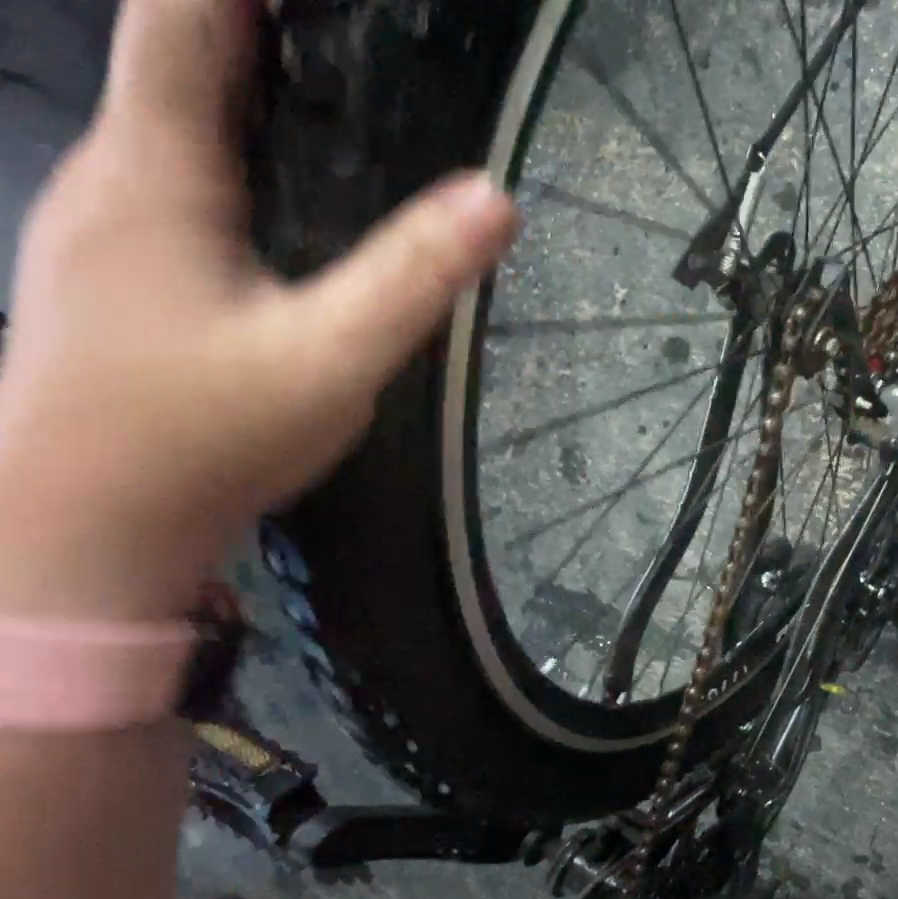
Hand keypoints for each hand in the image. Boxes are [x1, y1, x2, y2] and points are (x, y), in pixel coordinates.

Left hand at [0, 0, 518, 618]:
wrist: (81, 530)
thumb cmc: (200, 437)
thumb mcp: (330, 358)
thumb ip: (413, 276)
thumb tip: (497, 197)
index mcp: (153, 176)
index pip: (181, 26)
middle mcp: (111, 178)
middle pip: (176, 62)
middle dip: (263, 29)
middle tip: (362, 39)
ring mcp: (103, 223)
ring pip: (179, 120)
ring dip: (252, 85)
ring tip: (344, 82)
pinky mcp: (117, 266)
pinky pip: (183, 174)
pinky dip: (242, 146)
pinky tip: (297, 183)